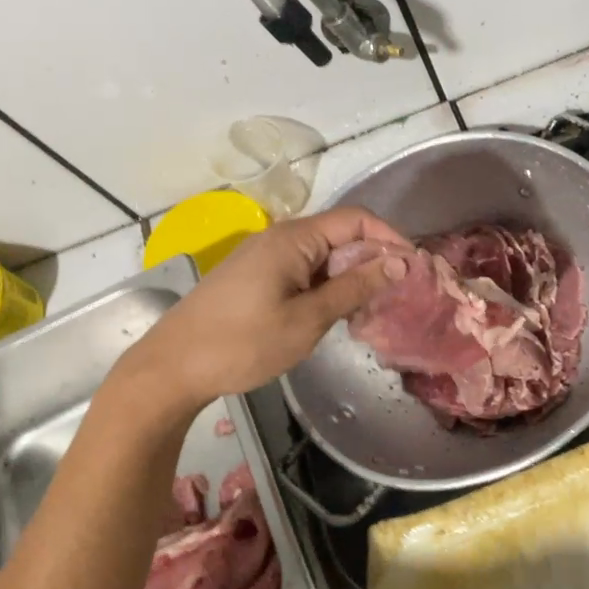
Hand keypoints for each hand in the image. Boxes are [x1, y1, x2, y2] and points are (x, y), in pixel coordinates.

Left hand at [119, 206, 408, 407]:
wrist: (172, 368)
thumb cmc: (242, 343)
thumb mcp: (308, 319)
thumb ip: (355, 288)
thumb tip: (401, 263)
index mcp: (293, 239)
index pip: (356, 220)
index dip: (391, 239)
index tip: (416, 269)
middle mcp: (280, 237)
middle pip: (342, 234)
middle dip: (376, 257)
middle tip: (402, 291)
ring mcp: (265, 256)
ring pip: (324, 253)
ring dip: (353, 273)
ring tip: (377, 305)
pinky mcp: (256, 276)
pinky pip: (305, 268)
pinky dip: (329, 283)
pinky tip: (339, 310)